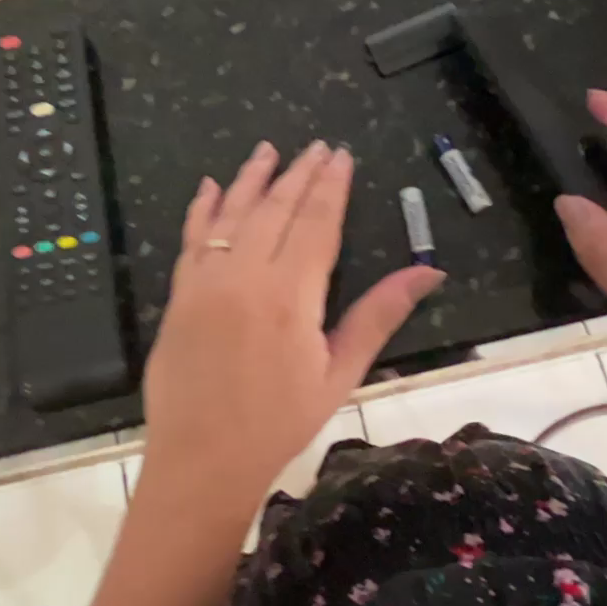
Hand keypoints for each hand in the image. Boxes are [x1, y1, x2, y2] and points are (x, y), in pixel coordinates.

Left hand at [142, 141, 444, 494]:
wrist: (203, 460)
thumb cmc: (280, 424)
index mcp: (291, 295)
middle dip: (299, 173)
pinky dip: (201, 210)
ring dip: (251, 178)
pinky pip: (191, 239)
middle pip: (276, 209)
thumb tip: (427, 273)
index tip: (341, 155)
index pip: (317, 222)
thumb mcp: (340, 374)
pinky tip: (208, 187)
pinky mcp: (179, 295)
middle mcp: (246, 276)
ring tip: (269, 149)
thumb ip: (378, 315)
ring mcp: (206, 282)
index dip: (331, 186)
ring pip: (231, 214)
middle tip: (315, 145)